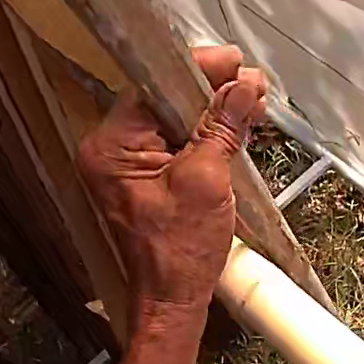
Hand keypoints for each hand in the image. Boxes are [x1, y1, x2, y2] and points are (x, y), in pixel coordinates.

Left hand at [77, 45, 266, 312]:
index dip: (197, 70)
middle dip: (211, 93)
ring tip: (252, 106)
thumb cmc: (182, 251)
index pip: (154, 88)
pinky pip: (178, 148)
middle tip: (252, 86)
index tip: (234, 62)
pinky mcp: (149, 184)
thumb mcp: (207, 182)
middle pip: (165, 104)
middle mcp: (113, 153)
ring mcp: (130, 169)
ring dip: (214, 116)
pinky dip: (207, 140)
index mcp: (111, 147)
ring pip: (175, 125)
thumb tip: (245, 86)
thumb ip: (221, 128)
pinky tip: (235, 130)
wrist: (173, 302)